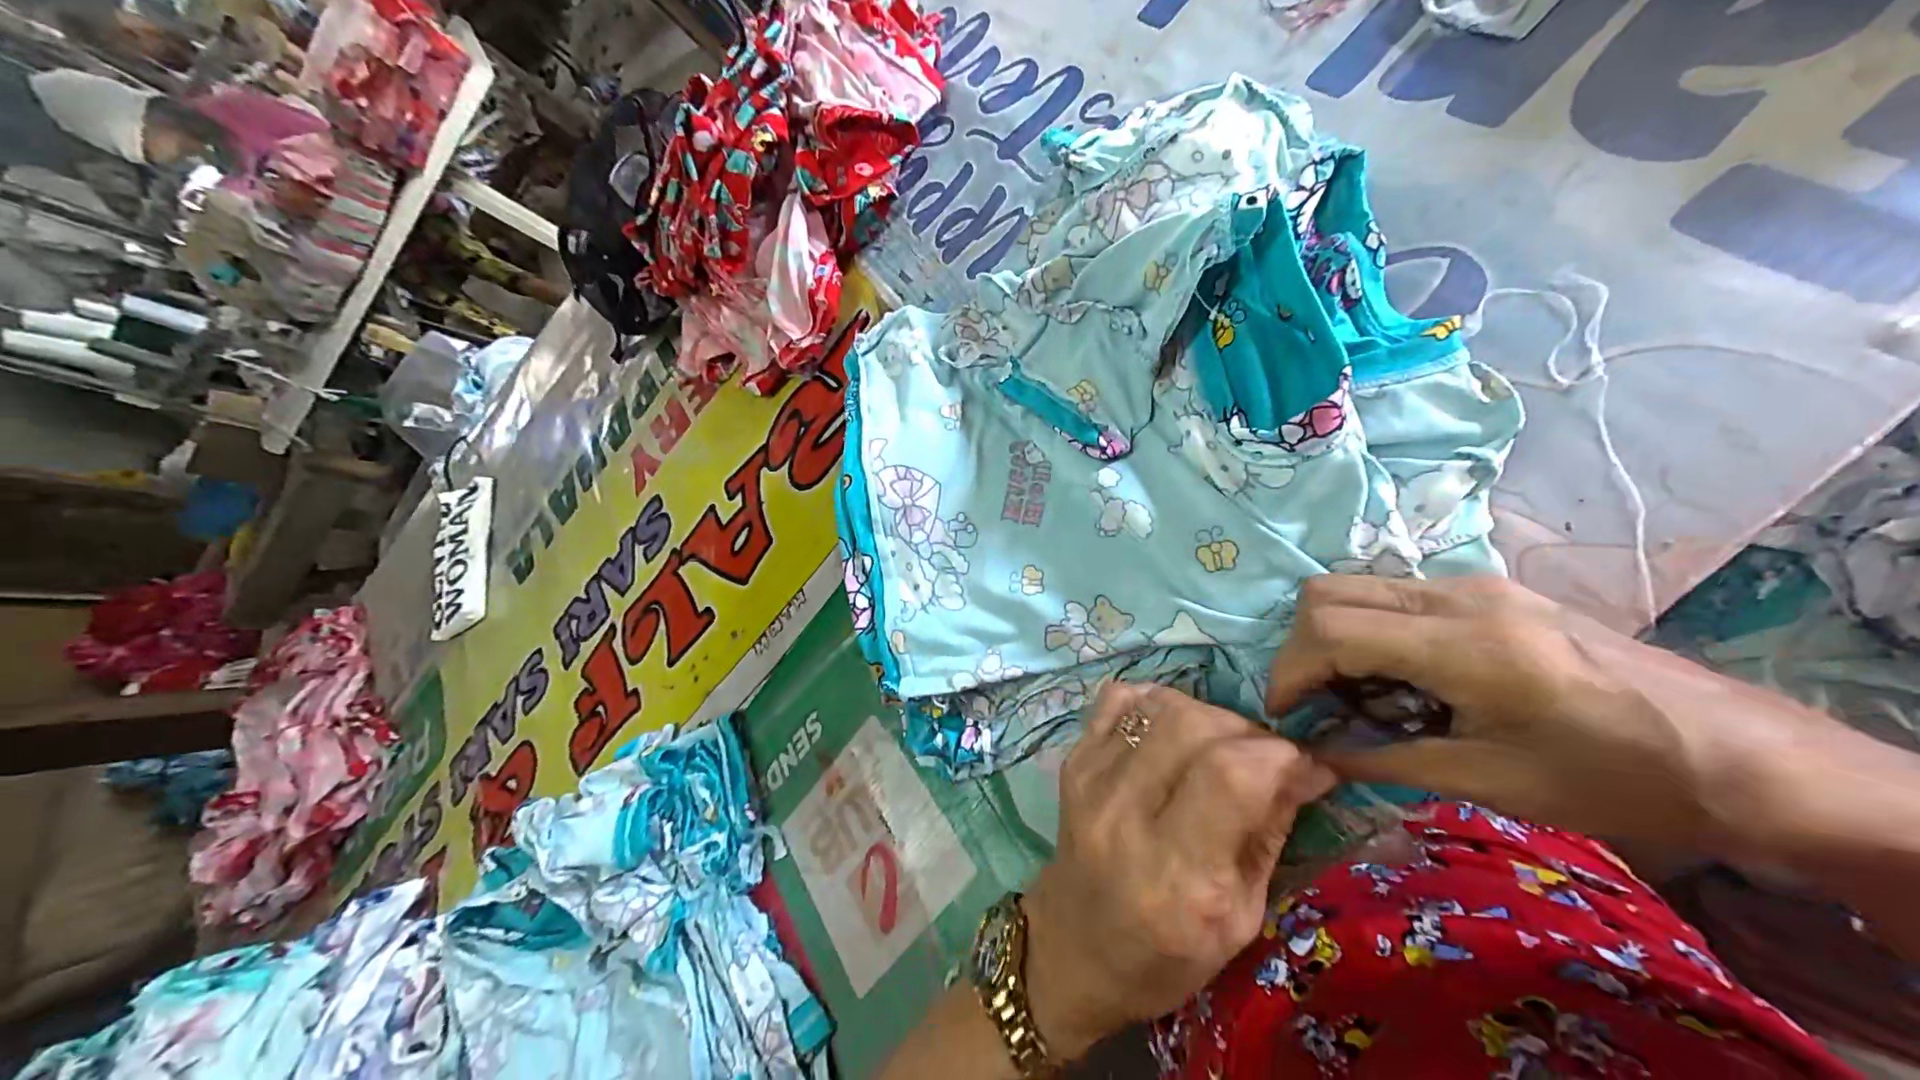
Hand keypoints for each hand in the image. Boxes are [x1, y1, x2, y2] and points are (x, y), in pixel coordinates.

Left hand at [1021, 682, 1333, 1057]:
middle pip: (1192, 724)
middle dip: (1244, 730)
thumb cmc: (1167, 953)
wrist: (1075, 946)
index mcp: (1176, 873)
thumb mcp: (1241, 917)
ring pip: (1158, 704)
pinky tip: (1170, 733)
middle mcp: (1124, 814)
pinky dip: (1155, 703)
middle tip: (1260, 757)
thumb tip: (1312, 764)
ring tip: (1217, 746)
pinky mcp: (1072, 760)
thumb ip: (1272, 831)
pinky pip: (1118, 698)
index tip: (1300, 764)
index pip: (1229, 775)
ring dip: (1204, 714)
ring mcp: (1089, 779)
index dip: (1277, 754)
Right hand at [1265, 574, 1876, 858]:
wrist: (1740, 755)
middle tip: (1313, 703)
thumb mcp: (1490, 783)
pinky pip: (1396, 594)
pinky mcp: (1491, 590)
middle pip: (1326, 591)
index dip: (1289, 671)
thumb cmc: (1617, 780)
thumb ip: (1382, 760)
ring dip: (1333, 637)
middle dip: (1299, 649)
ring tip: (1356, 694)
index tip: (1284, 716)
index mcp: (1465, 644)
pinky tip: (1400, 677)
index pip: (1330, 629)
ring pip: (1357, 586)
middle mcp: (1460, 594)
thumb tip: (1310, 753)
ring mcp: (1477, 584)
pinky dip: (1370, 629)